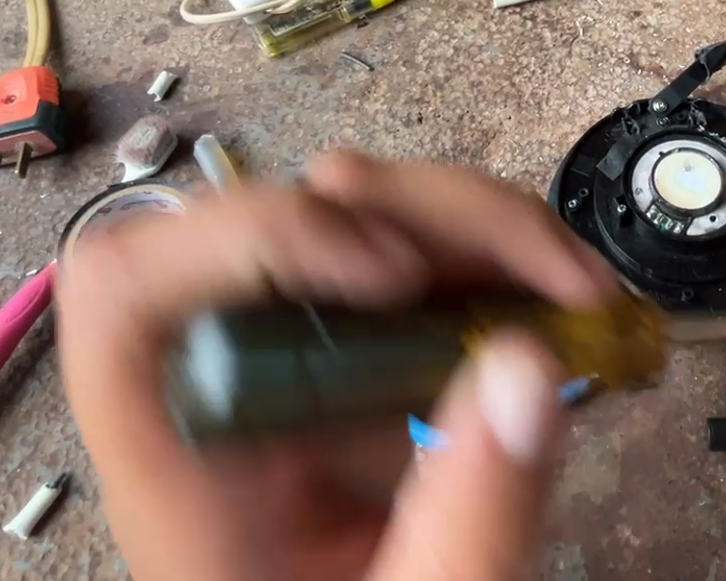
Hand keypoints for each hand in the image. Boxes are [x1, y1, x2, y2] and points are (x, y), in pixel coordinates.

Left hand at [55, 151, 618, 580]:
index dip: (262, 236)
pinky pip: (437, 239)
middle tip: (557, 280)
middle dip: (448, 217)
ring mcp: (323, 324)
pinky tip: (572, 296)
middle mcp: (252, 353)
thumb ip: (465, 524)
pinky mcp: (387, 321)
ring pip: (385, 201)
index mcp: (198, 440)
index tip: (397, 280)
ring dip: (496, 225)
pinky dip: (511, 251)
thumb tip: (531, 367)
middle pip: (309, 205)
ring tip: (586, 291)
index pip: (139, 283)